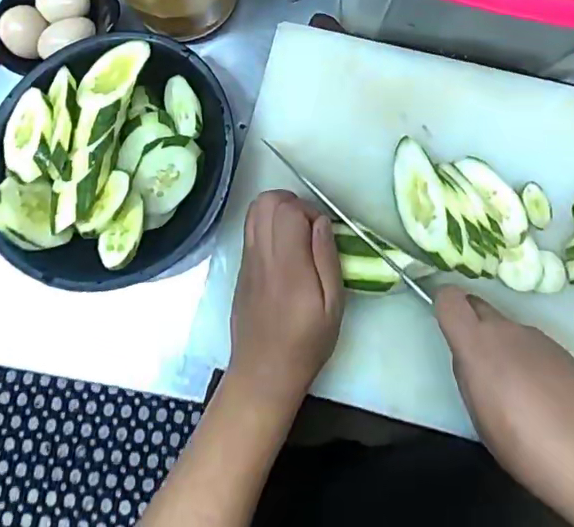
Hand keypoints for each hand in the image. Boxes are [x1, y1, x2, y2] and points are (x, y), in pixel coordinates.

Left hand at [227, 190, 344, 399]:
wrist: (263, 371)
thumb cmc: (306, 342)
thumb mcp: (332, 306)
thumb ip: (326, 258)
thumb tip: (321, 221)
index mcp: (287, 264)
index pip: (287, 210)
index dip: (307, 209)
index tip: (322, 230)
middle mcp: (262, 254)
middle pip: (266, 201)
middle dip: (291, 202)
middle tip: (308, 226)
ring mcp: (247, 259)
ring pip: (254, 210)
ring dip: (276, 209)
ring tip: (296, 232)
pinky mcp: (240, 266)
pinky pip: (249, 228)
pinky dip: (266, 223)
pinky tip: (282, 248)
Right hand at [434, 286, 573, 496]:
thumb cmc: (525, 444)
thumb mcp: (478, 415)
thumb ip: (467, 375)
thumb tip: (468, 358)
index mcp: (477, 342)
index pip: (449, 298)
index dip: (443, 305)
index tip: (446, 325)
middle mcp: (506, 329)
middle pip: (478, 306)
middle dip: (471, 324)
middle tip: (478, 364)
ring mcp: (538, 337)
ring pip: (507, 329)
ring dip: (502, 347)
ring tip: (516, 392)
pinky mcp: (563, 351)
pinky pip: (532, 345)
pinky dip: (528, 361)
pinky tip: (542, 398)